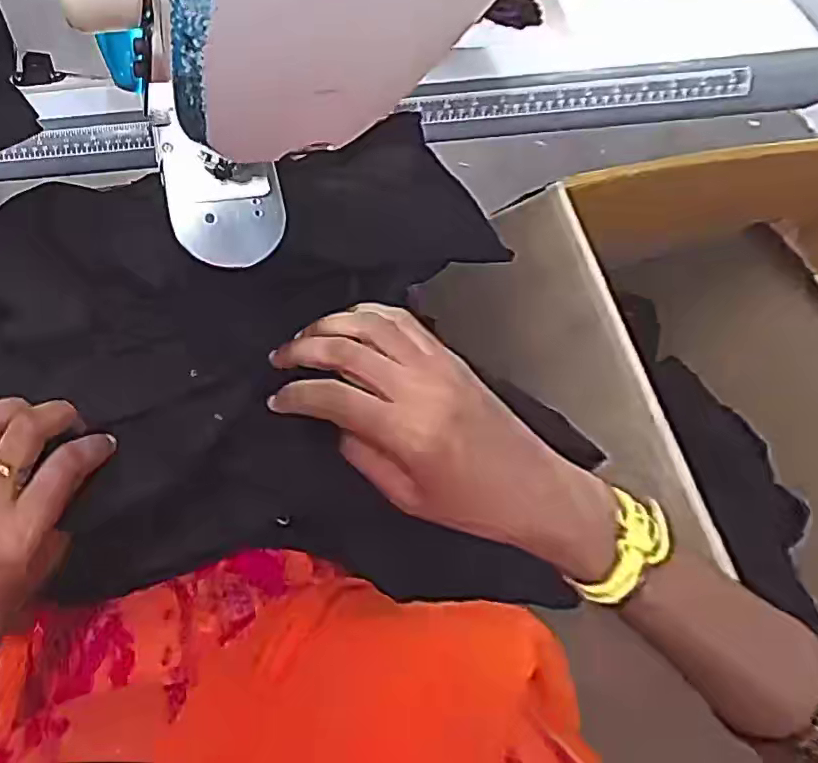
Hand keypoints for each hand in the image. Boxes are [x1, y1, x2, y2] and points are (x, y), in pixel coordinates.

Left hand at [0, 398, 116, 659]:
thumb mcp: (43, 568)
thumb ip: (62, 514)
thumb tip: (78, 470)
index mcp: (17, 534)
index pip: (61, 469)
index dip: (90, 446)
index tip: (104, 441)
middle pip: (23, 430)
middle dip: (58, 414)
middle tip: (74, 420)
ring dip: (17, 407)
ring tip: (34, 415)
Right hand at [270, 303, 615, 580]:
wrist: (539, 491)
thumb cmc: (474, 505)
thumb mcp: (404, 496)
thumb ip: (359, 452)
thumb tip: (329, 420)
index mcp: (408, 431)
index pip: (332, 396)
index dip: (295, 394)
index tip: (278, 399)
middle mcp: (419, 388)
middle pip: (343, 349)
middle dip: (300, 350)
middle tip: (279, 360)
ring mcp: (436, 365)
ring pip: (367, 323)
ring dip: (327, 325)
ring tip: (305, 338)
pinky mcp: (448, 355)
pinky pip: (399, 319)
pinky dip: (365, 313)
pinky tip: (346, 323)